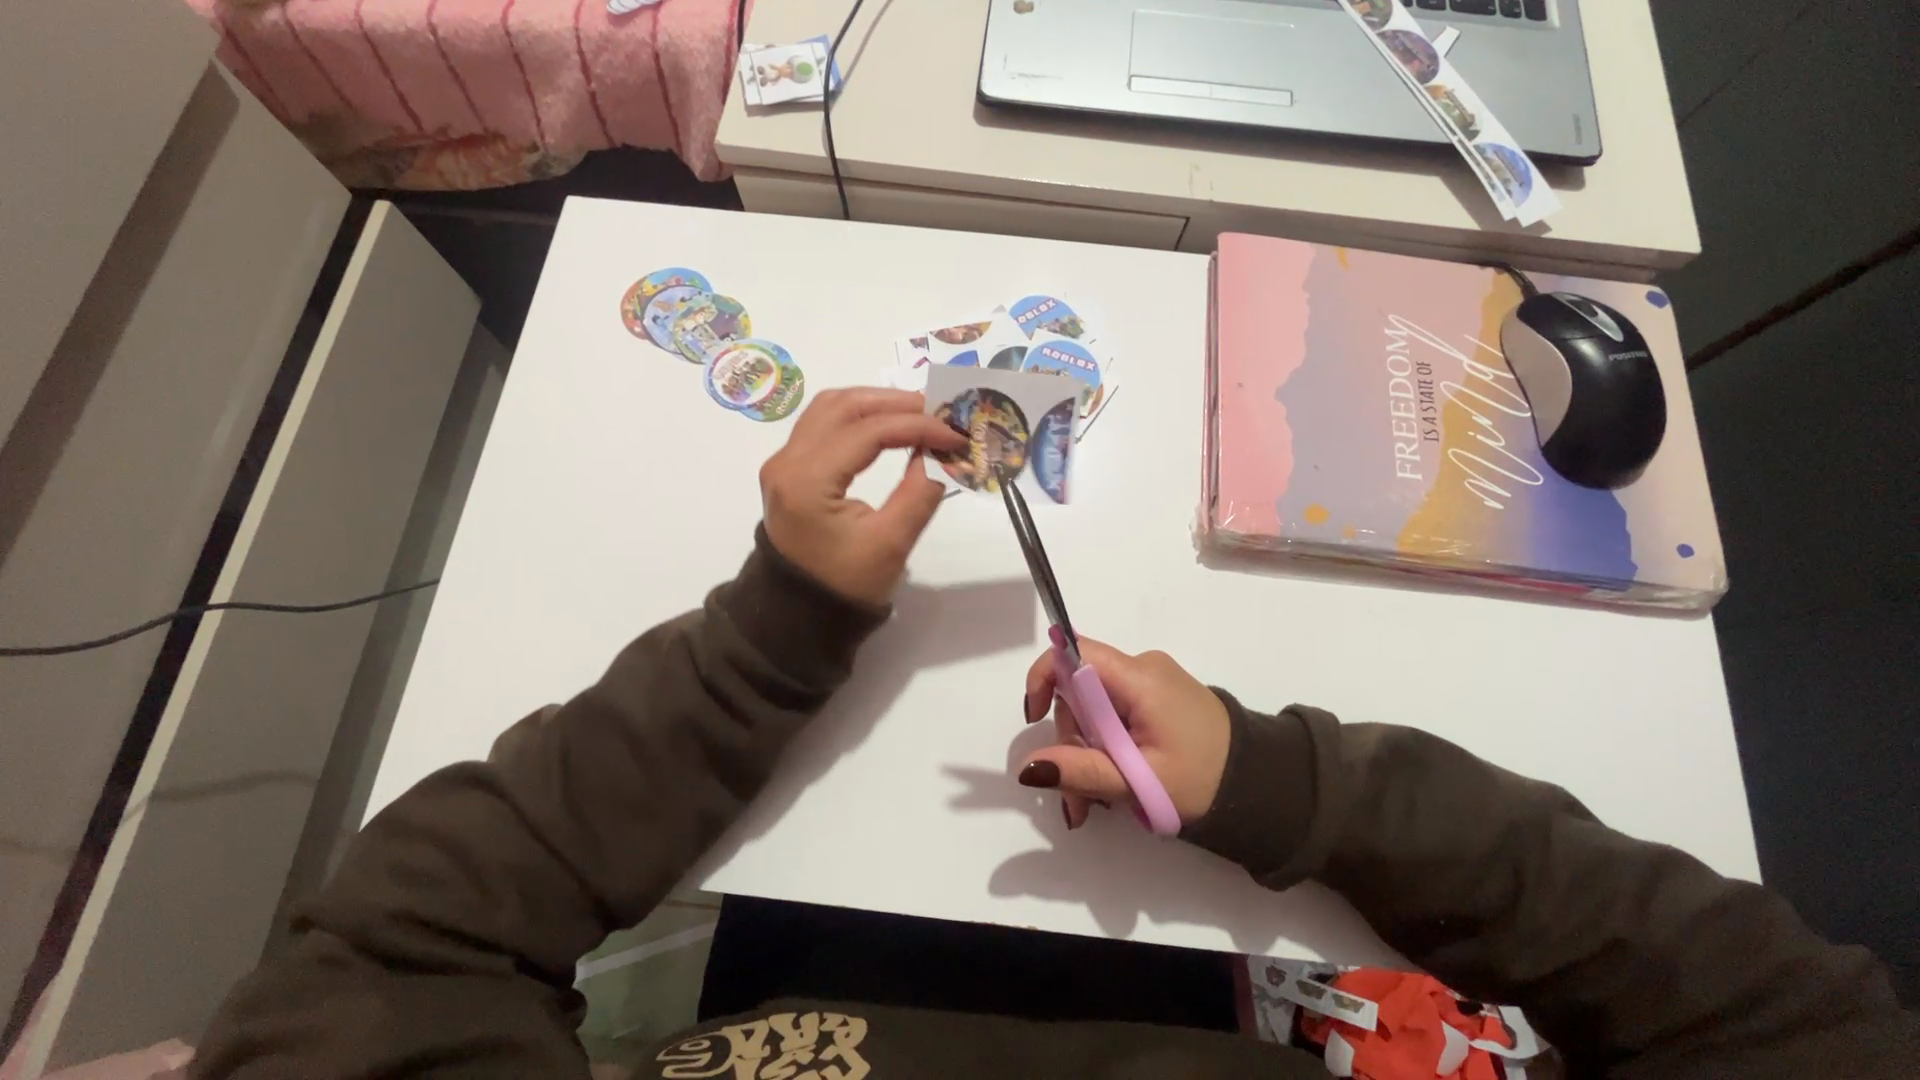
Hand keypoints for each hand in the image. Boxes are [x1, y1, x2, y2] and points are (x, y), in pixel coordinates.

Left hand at [760, 388, 967, 606]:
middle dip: (896, 403)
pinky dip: (858, 417)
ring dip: (875, 404)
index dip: (917, 426)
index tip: (955, 435)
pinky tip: (889, 426)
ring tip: (918, 415)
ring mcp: (783, 463)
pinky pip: (823, 424)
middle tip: (941, 412)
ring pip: (830, 408)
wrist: (800, 615)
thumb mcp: (891, 544)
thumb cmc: (846, 586)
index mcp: (806, 482)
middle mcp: (786, 462)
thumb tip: (941, 454)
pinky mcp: (789, 469)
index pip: (867, 432)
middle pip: (843, 406)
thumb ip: (919, 493)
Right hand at [1018, 638, 1230, 829]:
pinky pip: (1114, 715)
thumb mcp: (1138, 782)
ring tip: (1091, 807)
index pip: (1074, 651)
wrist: (1262, 784)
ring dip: (1085, 755)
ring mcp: (1151, 684)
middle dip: (1069, 744)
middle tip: (1075, 799)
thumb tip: (1028, 767)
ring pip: (1094, 710)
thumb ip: (1082, 771)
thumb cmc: (1204, 780)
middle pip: (1080, 692)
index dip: (1044, 676)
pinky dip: (1105, 749)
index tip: (1035, 718)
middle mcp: (1142, 669)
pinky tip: (1107, 788)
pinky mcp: (1157, 700)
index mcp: (1139, 678)